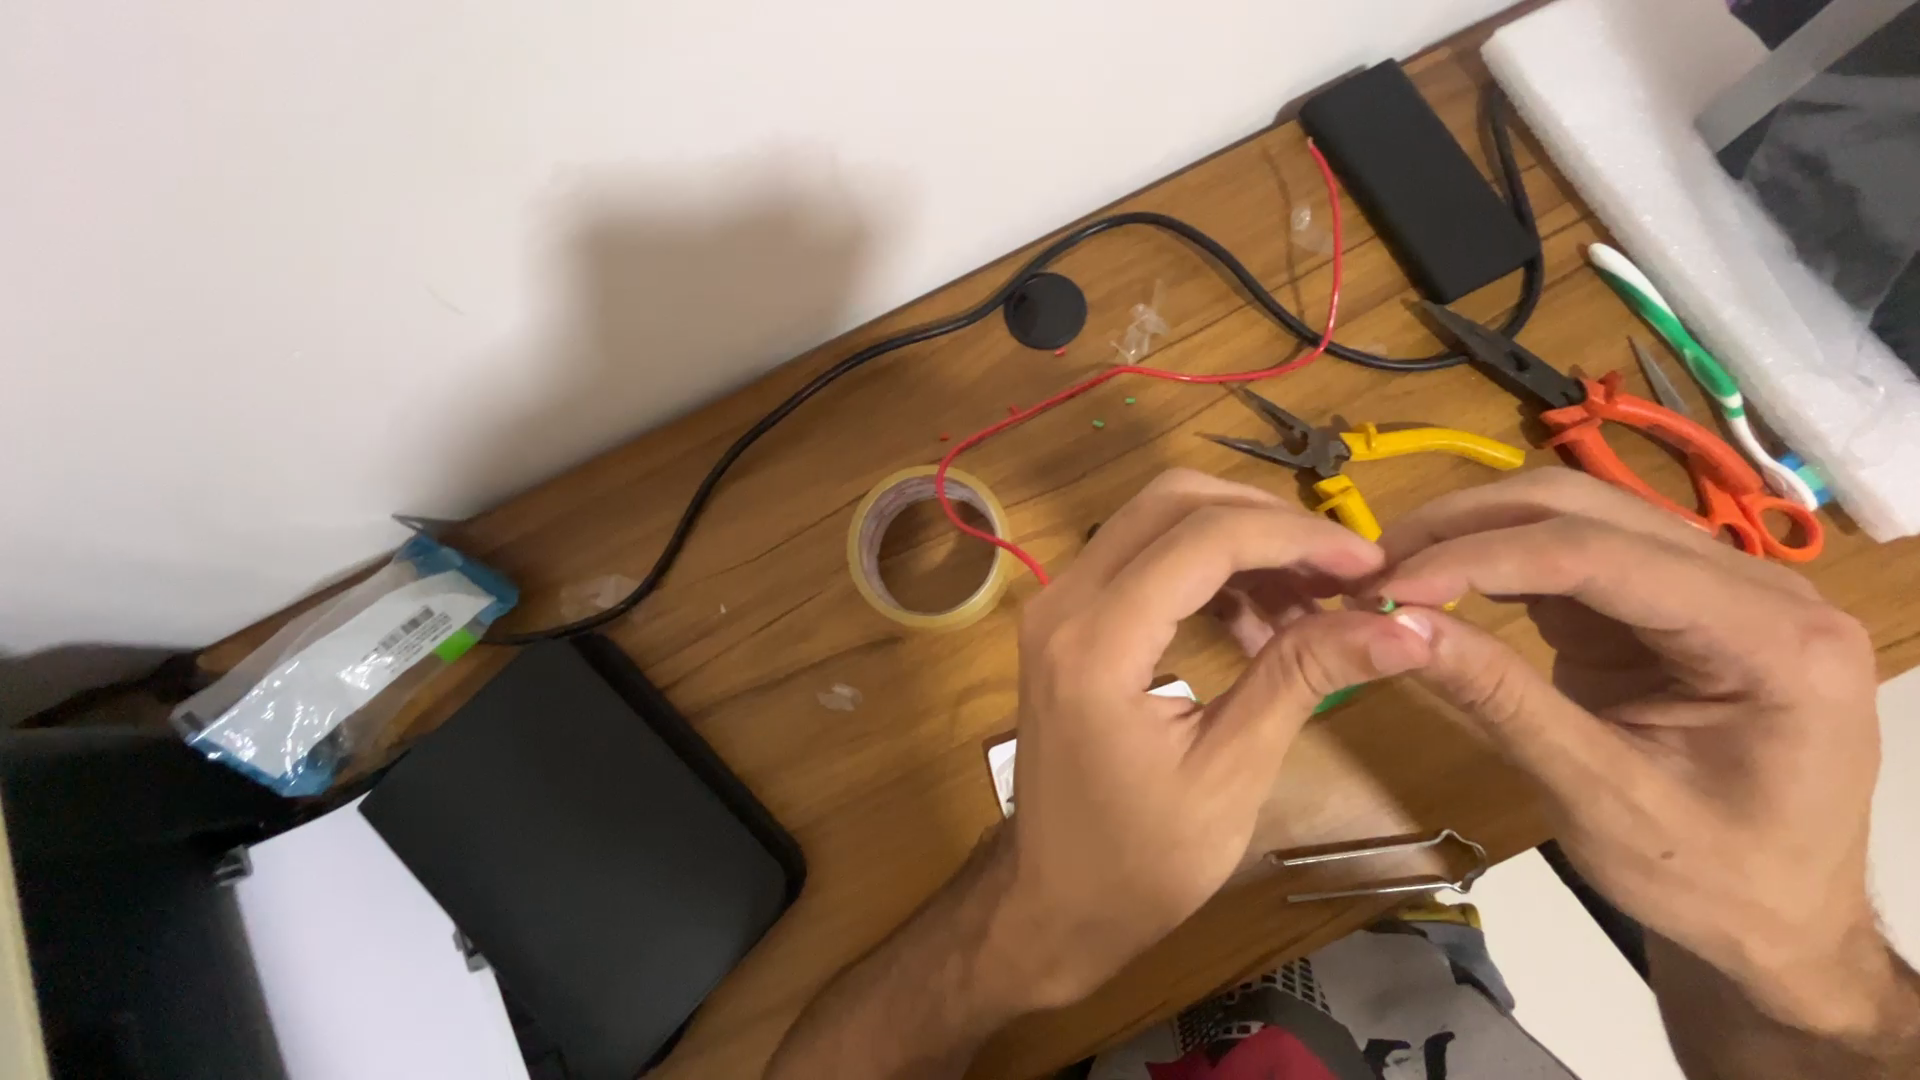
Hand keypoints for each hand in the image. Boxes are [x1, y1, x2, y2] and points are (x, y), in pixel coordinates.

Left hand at [1001, 468, 1433, 1007]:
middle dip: (1265, 522)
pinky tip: (1259, 624)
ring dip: (1237, 543)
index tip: (1369, 567)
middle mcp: (1062, 602)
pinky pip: (1140, 558)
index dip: (1296, 538)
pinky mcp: (1066, 619)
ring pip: (1155, 521)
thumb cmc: (1140, 858)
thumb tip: (1404, 626)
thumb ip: (1302, 678)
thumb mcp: (1230, 772)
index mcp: (1096, 644)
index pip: (1202, 539)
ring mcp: (1056, 604)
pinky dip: (1205, 571)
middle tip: (1340, 573)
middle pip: (1171, 502)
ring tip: (1310, 606)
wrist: (1055, 894)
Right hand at [1370, 469, 1894, 1034]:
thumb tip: (1395, 624)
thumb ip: (1500, 699)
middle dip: (1463, 528)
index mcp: (1772, 638)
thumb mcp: (1597, 795)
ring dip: (1467, 533)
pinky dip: (1485, 560)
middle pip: (1581, 509)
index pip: (1598, 556)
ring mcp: (1703, 584)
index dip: (1478, 559)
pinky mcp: (1653, 599)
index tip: (1385, 587)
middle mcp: (1750, 585)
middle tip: (1372, 567)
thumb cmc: (1706, 875)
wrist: (1771, 913)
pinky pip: (1557, 552)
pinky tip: (1435, 583)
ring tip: (1391, 570)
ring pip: (1564, 513)